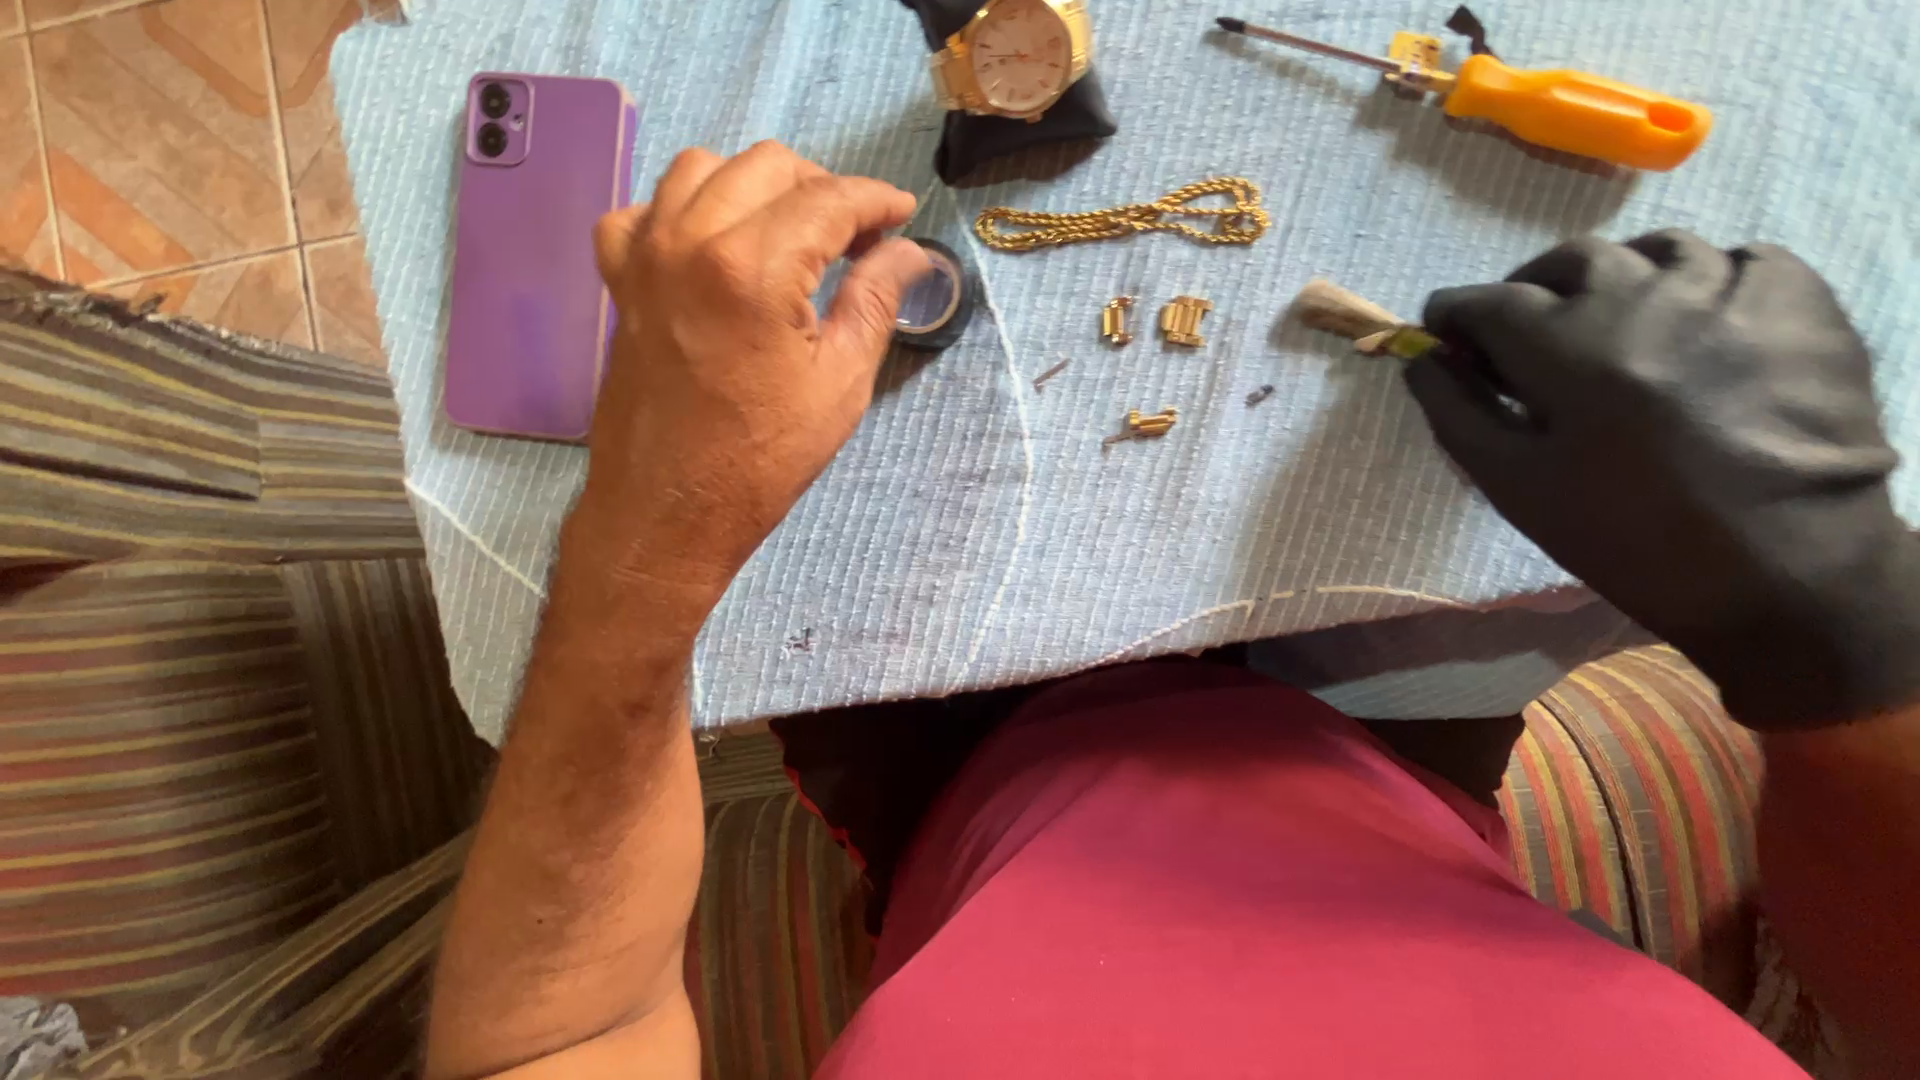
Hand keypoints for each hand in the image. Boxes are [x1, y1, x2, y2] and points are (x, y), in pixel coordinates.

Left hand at [567, 142, 929, 608]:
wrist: (670, 510)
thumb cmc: (763, 458)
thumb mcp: (841, 382)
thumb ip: (875, 300)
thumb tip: (908, 251)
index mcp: (752, 268)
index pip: (827, 198)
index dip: (875, 199)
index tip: (901, 214)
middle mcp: (689, 240)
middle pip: (767, 166)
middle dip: (822, 190)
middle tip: (854, 239)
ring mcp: (644, 255)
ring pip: (704, 169)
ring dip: (757, 188)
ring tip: (790, 236)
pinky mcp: (620, 280)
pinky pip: (648, 209)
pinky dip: (688, 211)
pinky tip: (716, 249)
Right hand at [1408, 230, 1919, 728]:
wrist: (1781, 565)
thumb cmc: (1621, 530)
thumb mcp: (1511, 480)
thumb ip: (1455, 411)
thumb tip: (1420, 359)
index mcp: (1565, 346)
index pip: (1486, 301)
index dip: (1452, 315)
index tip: (1443, 334)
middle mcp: (1642, 298)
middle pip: (1565, 262)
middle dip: (1527, 290)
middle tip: (1522, 335)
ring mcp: (1729, 291)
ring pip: (1649, 250)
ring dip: (1610, 279)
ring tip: (1607, 327)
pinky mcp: (1801, 300)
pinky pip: (1735, 258)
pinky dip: (1697, 279)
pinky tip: (1690, 325)